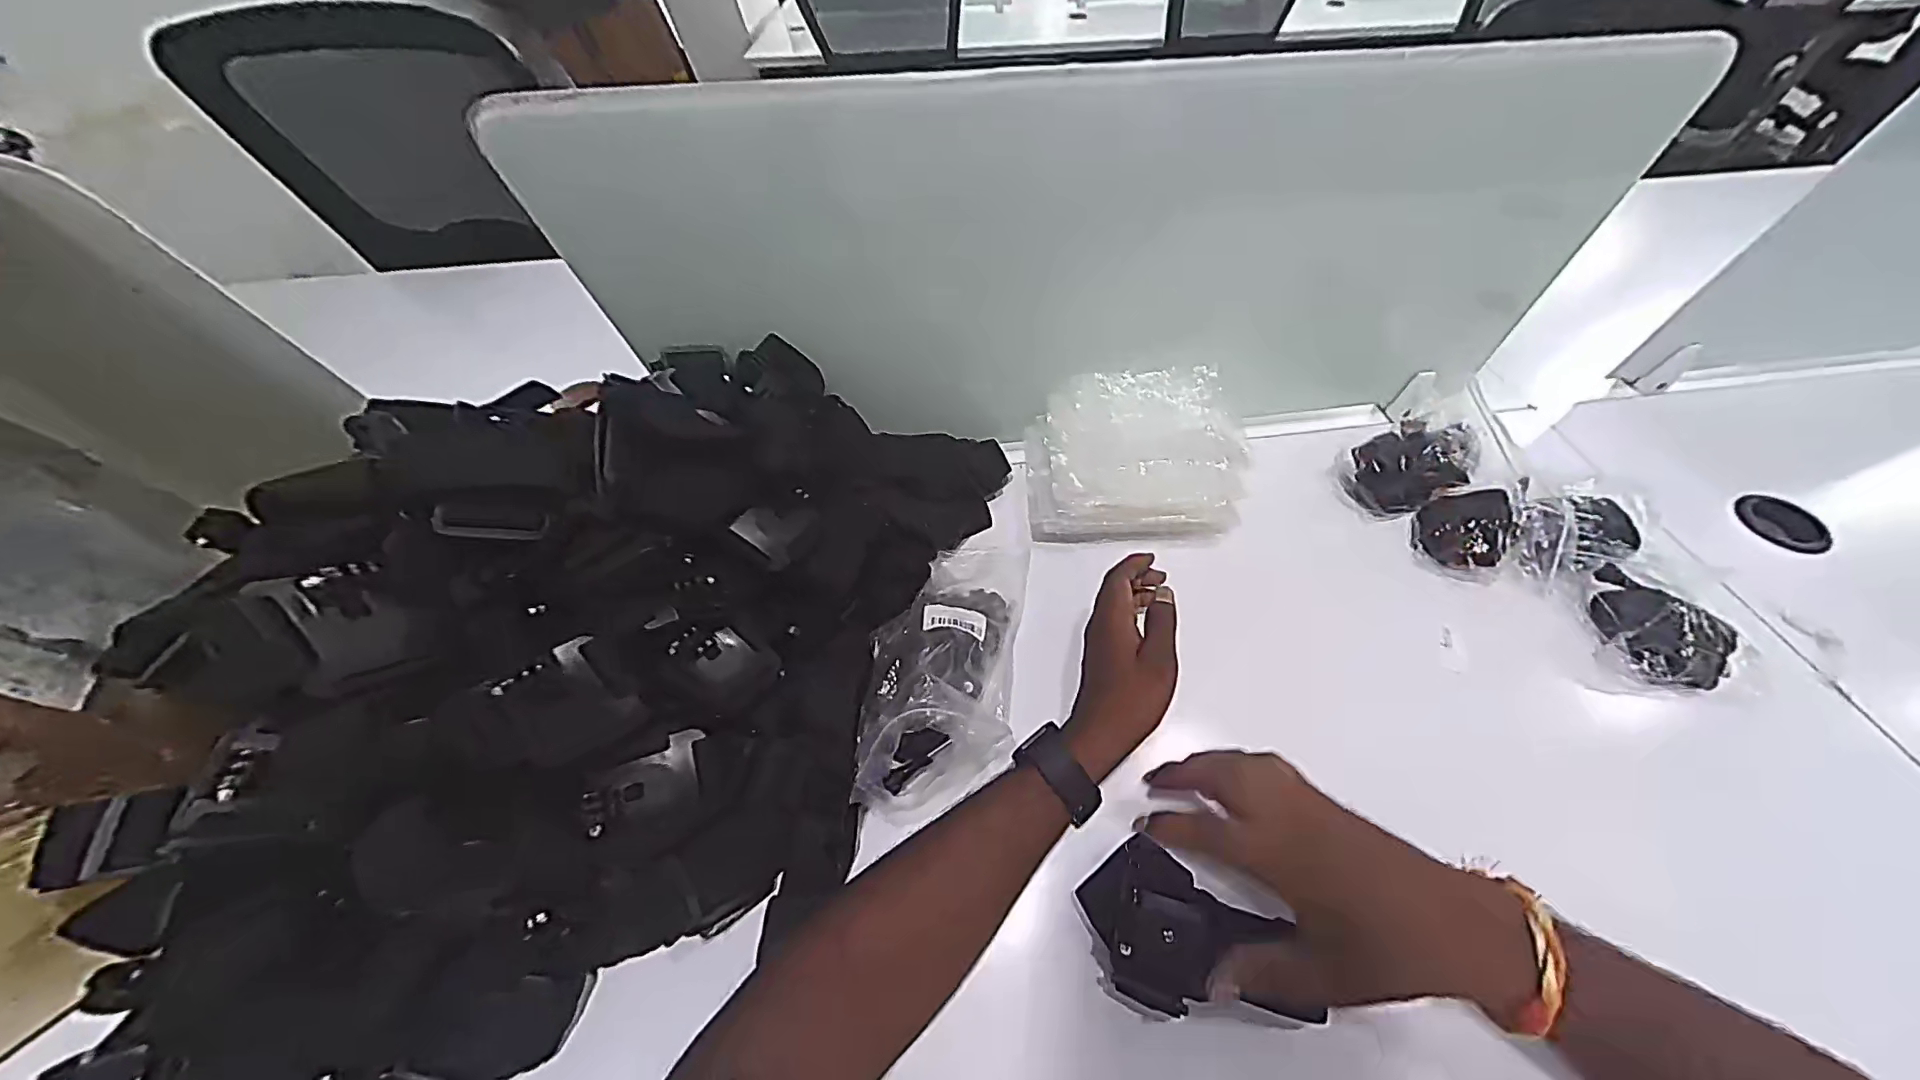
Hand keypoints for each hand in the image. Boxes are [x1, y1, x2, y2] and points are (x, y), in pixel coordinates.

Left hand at [1062, 554, 1176, 779]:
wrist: (1101, 732)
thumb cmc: (1128, 702)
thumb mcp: (1159, 658)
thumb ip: (1162, 622)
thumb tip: (1163, 597)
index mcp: (1111, 620)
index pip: (1118, 579)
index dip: (1135, 564)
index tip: (1150, 559)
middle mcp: (1099, 626)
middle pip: (1113, 588)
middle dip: (1136, 576)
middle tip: (1157, 574)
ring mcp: (1097, 641)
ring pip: (1113, 604)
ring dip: (1133, 594)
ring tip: (1157, 594)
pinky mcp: (1100, 654)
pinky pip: (1113, 619)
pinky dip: (1129, 610)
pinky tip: (1145, 621)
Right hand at [1141, 751, 1537, 1028]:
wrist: (1459, 924)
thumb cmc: (1400, 945)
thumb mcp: (1322, 973)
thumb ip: (1261, 972)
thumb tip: (1222, 977)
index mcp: (1277, 855)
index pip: (1203, 829)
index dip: (1166, 827)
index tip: (1148, 827)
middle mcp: (1288, 819)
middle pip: (1217, 776)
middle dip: (1178, 774)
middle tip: (1154, 783)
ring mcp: (1307, 804)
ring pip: (1242, 763)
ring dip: (1206, 761)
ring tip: (1184, 769)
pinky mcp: (1324, 801)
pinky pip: (1266, 765)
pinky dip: (1238, 761)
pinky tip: (1237, 770)